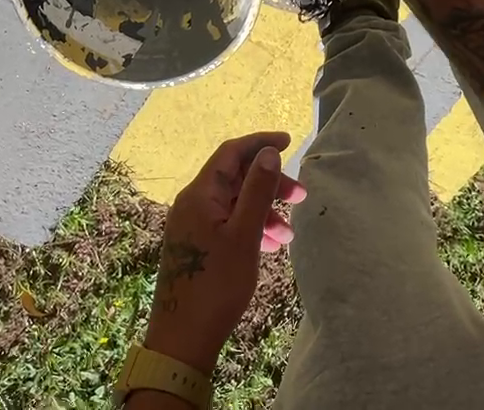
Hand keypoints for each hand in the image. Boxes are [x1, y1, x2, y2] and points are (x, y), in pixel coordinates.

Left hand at [143, 131, 305, 368]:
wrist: (182, 342)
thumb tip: (268, 152)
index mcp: (199, 194)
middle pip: (235, 178)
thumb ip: (257, 190)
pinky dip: (251, 227)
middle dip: (269, 182)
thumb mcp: (244, 235)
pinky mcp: (196, 246)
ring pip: (234, 203)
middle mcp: (192, 203)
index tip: (288, 141)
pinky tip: (271, 245)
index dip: (259, 143)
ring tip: (289, 233)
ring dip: (263, 210)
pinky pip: (228, 224)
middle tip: (301, 194)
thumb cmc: (216, 285)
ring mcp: (192, 226)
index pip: (231, 152)